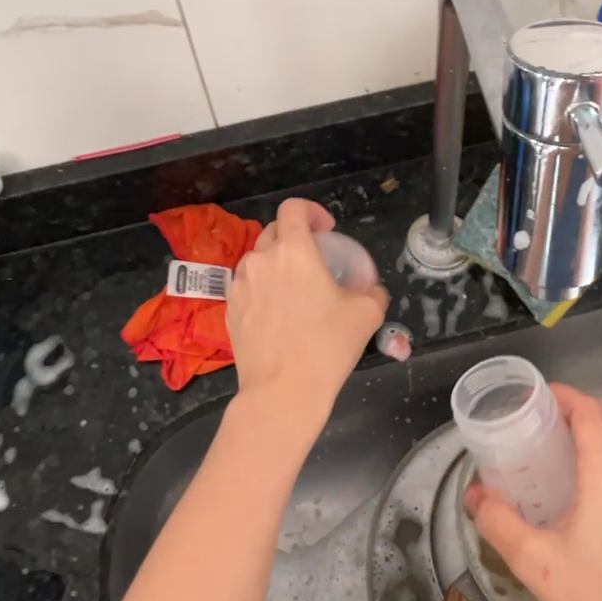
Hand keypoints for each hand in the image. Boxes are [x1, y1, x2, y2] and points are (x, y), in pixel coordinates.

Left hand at [226, 198, 389, 427]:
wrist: (282, 392)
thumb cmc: (326, 347)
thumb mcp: (367, 315)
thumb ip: (371, 292)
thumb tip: (370, 290)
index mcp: (293, 251)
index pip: (293, 208)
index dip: (311, 212)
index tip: (327, 231)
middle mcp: (261, 260)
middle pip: (274, 231)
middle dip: (295, 238)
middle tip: (314, 261)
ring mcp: (240, 285)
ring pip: (258, 260)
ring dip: (276, 264)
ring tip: (295, 289)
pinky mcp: (230, 309)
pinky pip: (247, 286)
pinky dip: (262, 289)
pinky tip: (278, 314)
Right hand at [466, 385, 601, 600]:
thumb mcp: (534, 562)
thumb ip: (498, 522)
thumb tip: (474, 495)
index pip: (591, 414)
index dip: (565, 395)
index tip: (536, 396)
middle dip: (579, 408)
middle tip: (542, 417)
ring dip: (596, 431)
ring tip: (558, 446)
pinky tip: (582, 488)